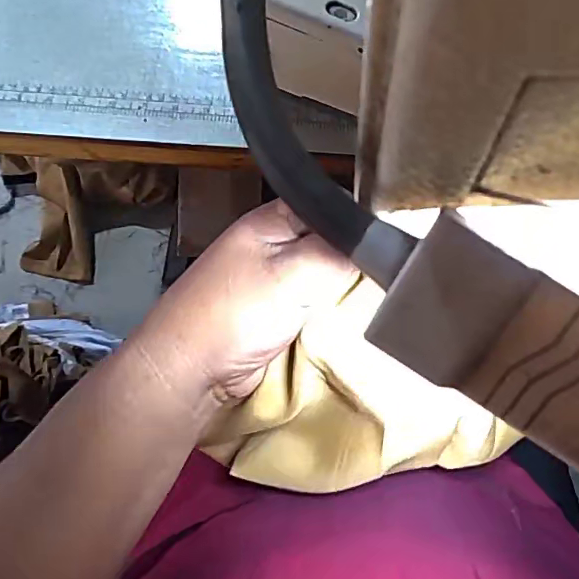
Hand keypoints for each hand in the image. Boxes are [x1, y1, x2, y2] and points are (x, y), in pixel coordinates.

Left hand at [133, 201, 357, 408]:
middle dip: (355, 261)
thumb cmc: (231, 316)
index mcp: (273, 219)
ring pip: (329, 277)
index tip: (386, 246)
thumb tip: (376, 248)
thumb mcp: (296, 273)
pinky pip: (317, 305)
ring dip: (343, 291)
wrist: (191, 372)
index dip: (360, 224)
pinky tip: (340, 320)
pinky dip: (330, 313)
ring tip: (362, 301)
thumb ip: (340, 253)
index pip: (333, 206)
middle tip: (377, 279)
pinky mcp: (277, 313)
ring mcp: (275, 280)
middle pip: (334, 243)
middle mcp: (274, 245)